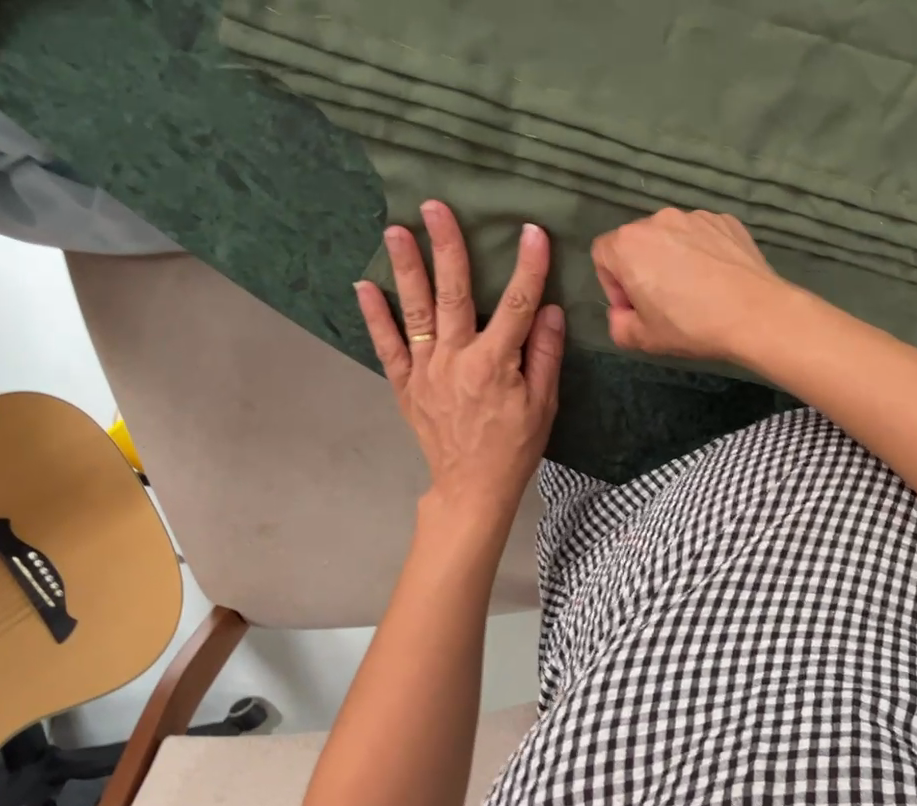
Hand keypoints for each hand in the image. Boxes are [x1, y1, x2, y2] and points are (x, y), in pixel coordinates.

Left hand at [356, 201, 562, 514]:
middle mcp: (457, 358)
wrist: (473, 487)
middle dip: (447, 247)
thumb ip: (546, 356)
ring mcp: (426, 370)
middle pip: (453, 293)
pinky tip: (365, 286)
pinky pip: (387, 346)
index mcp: (496, 363)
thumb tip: (551, 311)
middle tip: (435, 207)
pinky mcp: (406, 384)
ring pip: (415, 311)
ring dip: (405, 268)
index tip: (533, 232)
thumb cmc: (516, 448)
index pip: (517, 304)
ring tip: (395, 230)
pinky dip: (375, 316)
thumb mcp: (543, 405)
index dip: (528, 266)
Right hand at [590, 208, 795, 361]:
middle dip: (644, 271)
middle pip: (638, 243)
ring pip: (672, 238)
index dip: (613, 285)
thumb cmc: (692, 326)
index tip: (634, 309)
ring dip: (674, 261)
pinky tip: (719, 281)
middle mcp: (658, 220)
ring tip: (696, 293)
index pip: (603, 255)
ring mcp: (695, 217)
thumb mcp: (645, 339)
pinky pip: (703, 237)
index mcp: (628, 244)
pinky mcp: (726, 222)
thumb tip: (622, 316)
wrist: (756, 314)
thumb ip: (619, 326)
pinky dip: (704, 254)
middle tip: (665, 305)